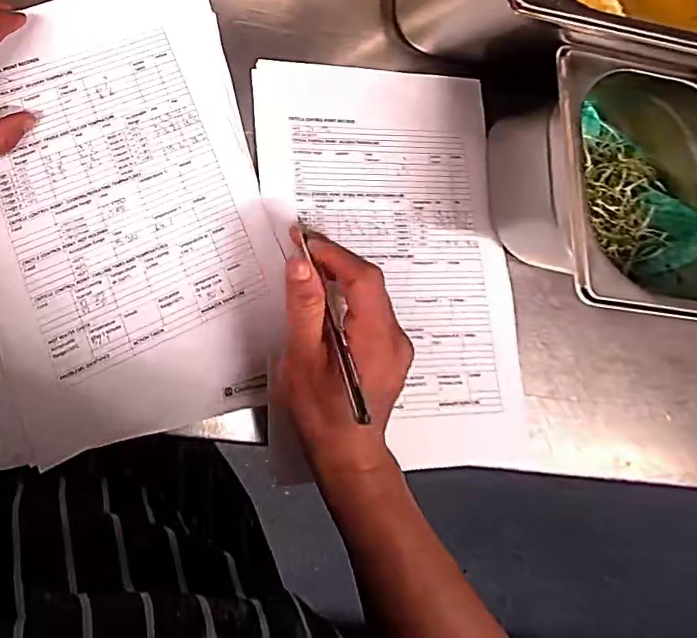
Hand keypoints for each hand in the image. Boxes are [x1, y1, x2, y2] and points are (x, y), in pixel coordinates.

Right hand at [273, 226, 413, 484]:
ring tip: (307, 268)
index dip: (333, 254)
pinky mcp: (388, 346)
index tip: (305, 242)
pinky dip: (345, 292)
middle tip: (301, 248)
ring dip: (338, 274)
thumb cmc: (324, 417)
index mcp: (377, 341)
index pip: (363, 278)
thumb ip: (305, 309)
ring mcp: (394, 343)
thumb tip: (301, 267)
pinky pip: (369, 306)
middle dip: (333, 259)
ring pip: (369, 291)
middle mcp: (394, 339)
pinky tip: (322, 294)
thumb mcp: (304, 360)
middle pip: (368, 281)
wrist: (347, 455)